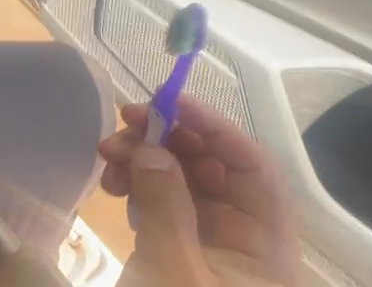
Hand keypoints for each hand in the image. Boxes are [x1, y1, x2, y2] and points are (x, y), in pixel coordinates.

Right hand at [99, 96, 300, 286]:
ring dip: (144, 158)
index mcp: (266, 249)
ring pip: (184, 179)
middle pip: (216, 168)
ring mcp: (213, 248)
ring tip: (105, 159)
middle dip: (167, 138)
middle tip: (120, 125)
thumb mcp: (174, 273)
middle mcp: (246, 242)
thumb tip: (150, 148)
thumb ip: (165, 206)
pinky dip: (137, 183)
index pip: (254, 170)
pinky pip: (164, 200)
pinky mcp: (182, 253)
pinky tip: (114, 188)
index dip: (215, 127)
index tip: (164, 100)